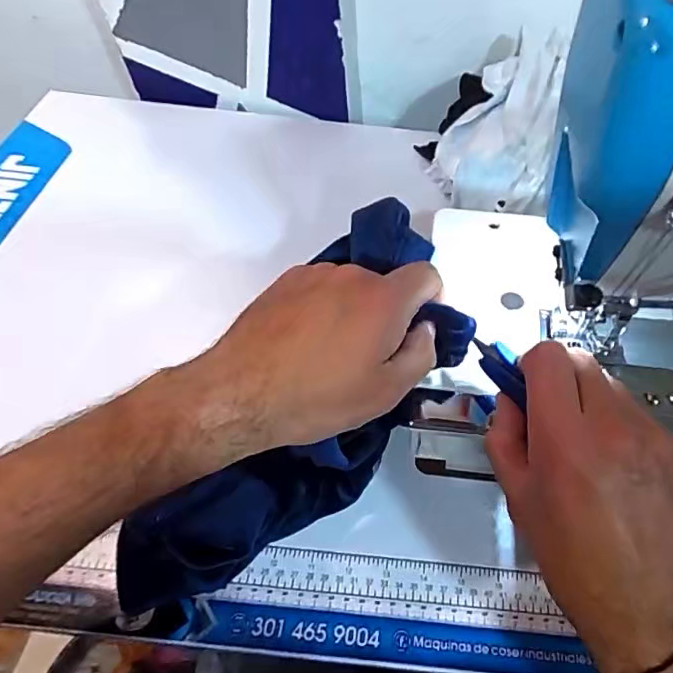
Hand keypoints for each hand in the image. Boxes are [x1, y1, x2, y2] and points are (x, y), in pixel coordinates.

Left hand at [175, 261, 441, 463]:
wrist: (239, 393)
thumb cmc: (316, 397)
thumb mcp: (386, 392)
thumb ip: (422, 354)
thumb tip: (425, 332)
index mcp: (384, 299)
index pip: (428, 276)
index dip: (432, 300)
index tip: (420, 326)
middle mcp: (352, 276)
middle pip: (387, 284)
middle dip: (388, 313)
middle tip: (371, 354)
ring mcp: (316, 275)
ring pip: (352, 287)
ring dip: (353, 311)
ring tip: (332, 354)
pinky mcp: (286, 282)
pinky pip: (321, 289)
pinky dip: (323, 308)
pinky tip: (307, 345)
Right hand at [485, 342, 672, 672]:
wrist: (642, 604)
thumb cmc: (569, 556)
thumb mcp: (517, 497)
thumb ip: (504, 436)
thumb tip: (510, 398)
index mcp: (565, 439)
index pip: (548, 356)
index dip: (530, 365)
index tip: (527, 389)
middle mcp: (613, 425)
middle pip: (581, 360)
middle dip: (560, 378)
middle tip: (554, 416)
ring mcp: (652, 433)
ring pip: (611, 386)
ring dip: (592, 402)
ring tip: (591, 449)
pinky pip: (640, 415)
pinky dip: (622, 427)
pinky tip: (621, 469)